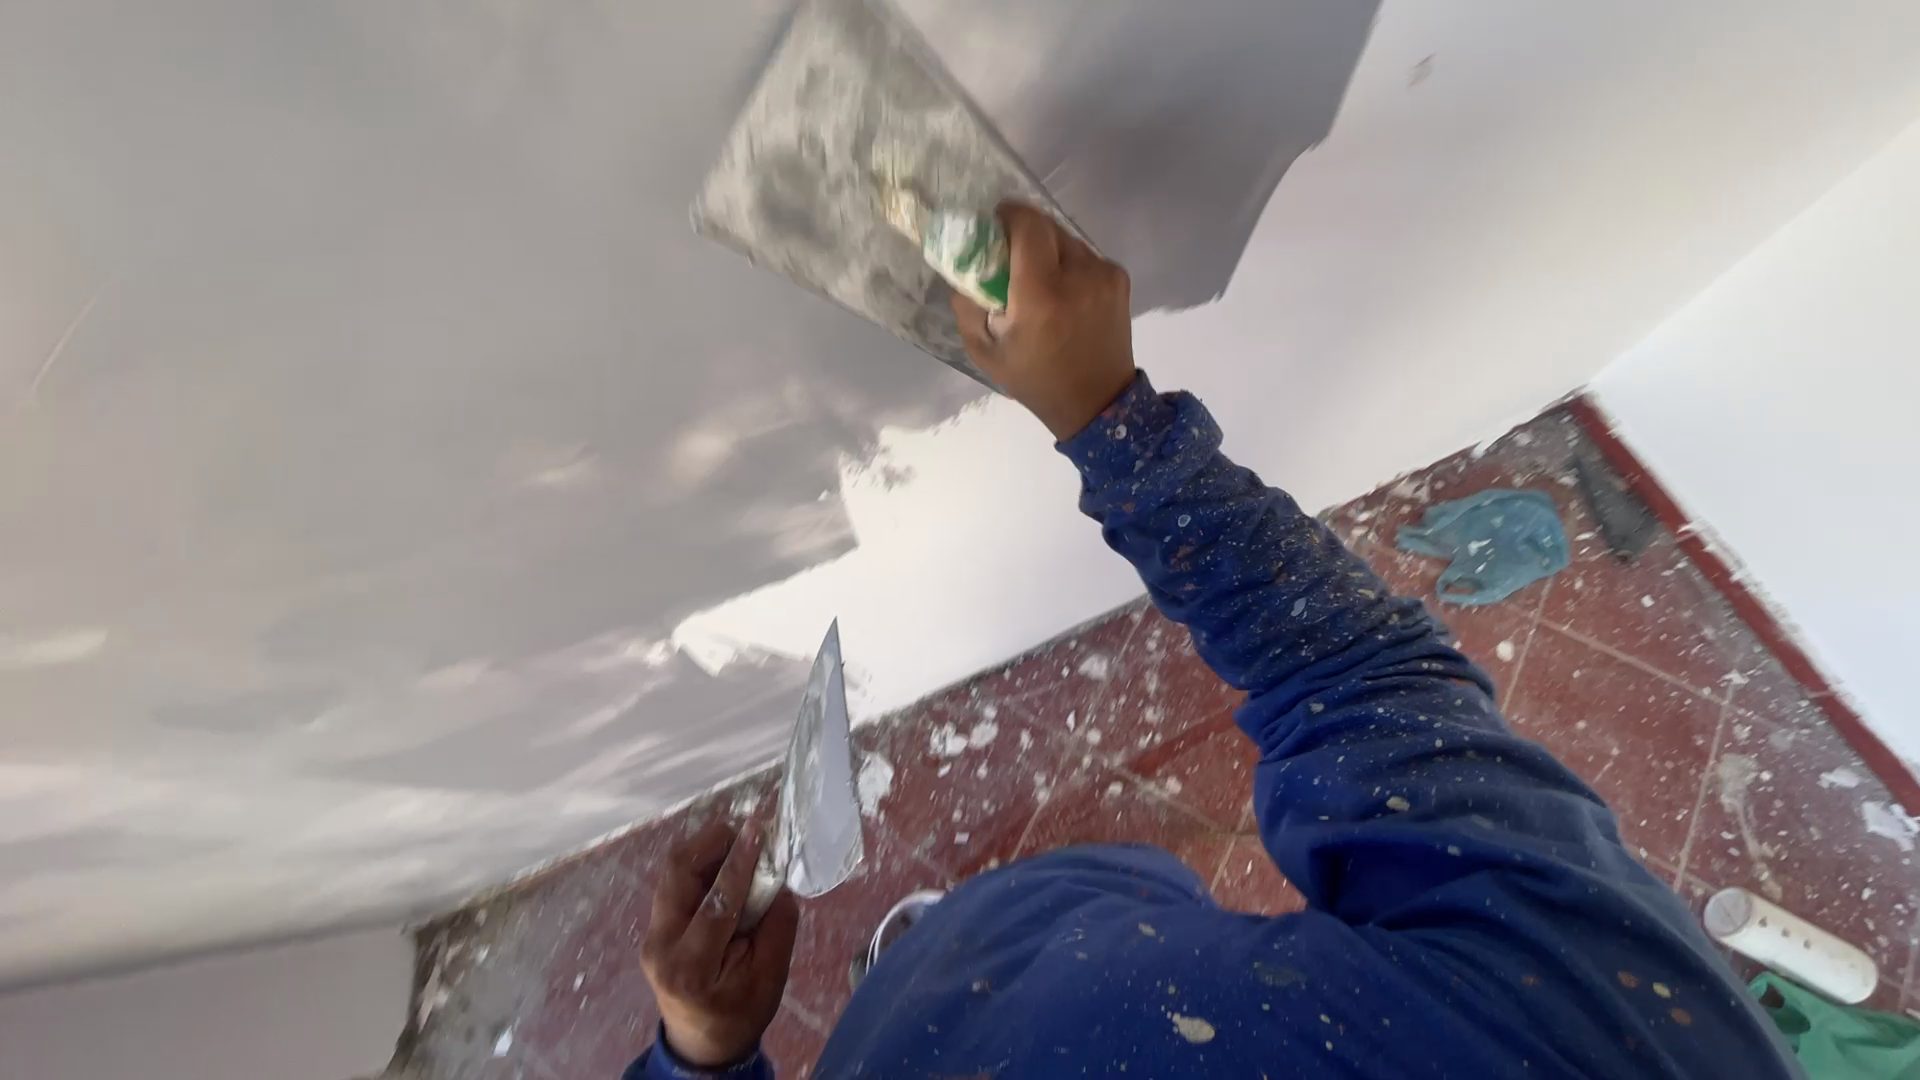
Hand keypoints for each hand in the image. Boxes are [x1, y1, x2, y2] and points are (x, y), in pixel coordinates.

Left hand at [639, 819, 799, 1068]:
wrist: (702, 1045)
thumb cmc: (742, 1013)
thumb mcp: (772, 976)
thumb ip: (778, 923)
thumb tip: (777, 876)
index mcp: (691, 967)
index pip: (715, 903)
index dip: (739, 862)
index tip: (758, 830)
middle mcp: (661, 945)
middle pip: (677, 872)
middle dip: (713, 841)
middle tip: (748, 832)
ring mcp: (652, 933)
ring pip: (674, 870)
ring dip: (708, 848)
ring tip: (741, 843)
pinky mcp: (656, 925)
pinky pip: (677, 879)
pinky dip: (703, 862)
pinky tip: (727, 862)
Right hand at [951, 202, 1136, 439]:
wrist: (1097, 403)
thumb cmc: (1036, 382)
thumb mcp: (987, 353)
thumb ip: (968, 307)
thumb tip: (962, 272)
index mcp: (1041, 295)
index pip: (1028, 226)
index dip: (1009, 215)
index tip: (995, 223)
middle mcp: (1078, 276)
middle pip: (1047, 227)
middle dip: (1026, 234)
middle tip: (1011, 255)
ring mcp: (1104, 275)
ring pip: (1068, 240)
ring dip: (1049, 251)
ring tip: (1039, 280)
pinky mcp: (1119, 280)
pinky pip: (1087, 257)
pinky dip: (1070, 266)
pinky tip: (1065, 294)